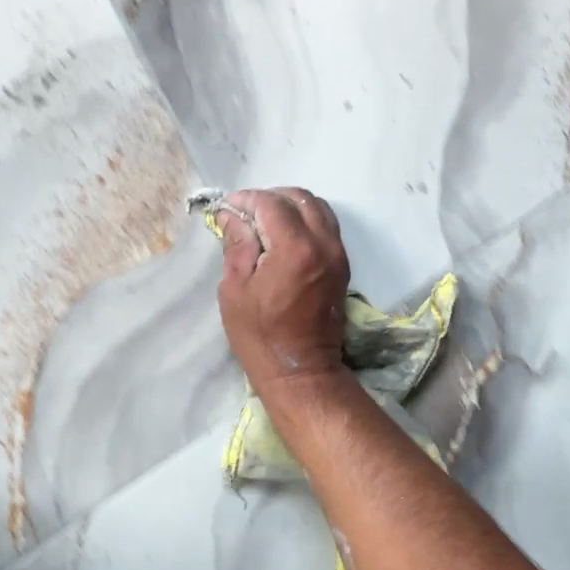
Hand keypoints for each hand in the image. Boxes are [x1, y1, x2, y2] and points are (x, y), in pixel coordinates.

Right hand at [215, 187, 351, 391]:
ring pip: (318, 208)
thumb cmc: (259, 335)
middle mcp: (323, 244)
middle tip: (245, 211)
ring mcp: (338, 254)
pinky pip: (327, 226)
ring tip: (265, 220)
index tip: (228, 207)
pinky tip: (284, 234)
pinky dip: (306, 220)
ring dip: (291, 206)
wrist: (301, 371)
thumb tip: (231, 214)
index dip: (247, 200)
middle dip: (270, 198)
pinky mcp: (342, 266)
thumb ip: (236, 245)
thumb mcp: (235, 289)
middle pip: (300, 198)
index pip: (271, 204)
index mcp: (295, 248)